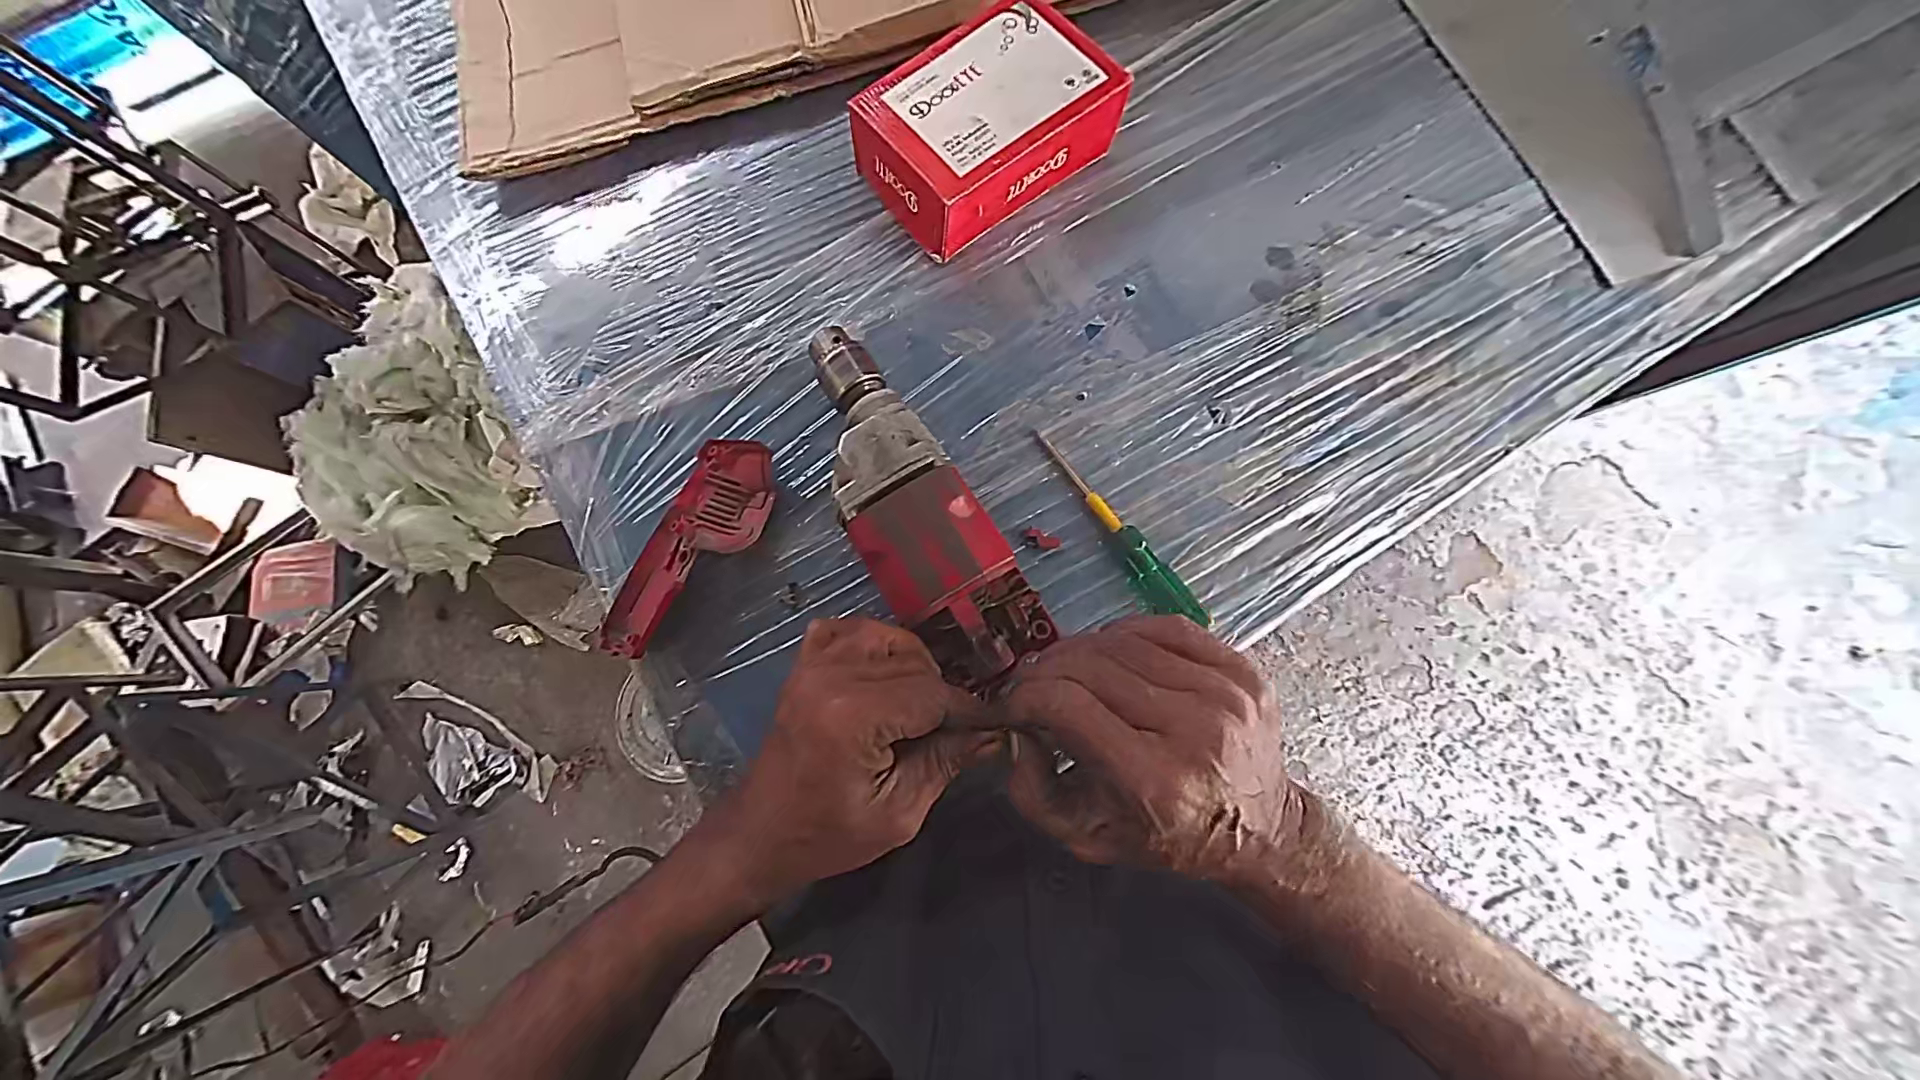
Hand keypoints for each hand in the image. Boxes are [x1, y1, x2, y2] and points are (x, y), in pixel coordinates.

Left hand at [697, 617, 991, 907]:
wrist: (760, 834)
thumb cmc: (827, 836)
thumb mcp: (898, 814)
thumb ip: (945, 762)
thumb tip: (991, 731)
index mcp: (851, 716)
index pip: (932, 694)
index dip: (966, 711)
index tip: (988, 726)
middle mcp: (830, 675)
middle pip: (914, 663)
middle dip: (941, 694)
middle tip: (946, 732)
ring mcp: (813, 664)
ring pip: (889, 637)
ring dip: (912, 665)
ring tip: (915, 706)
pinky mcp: (803, 664)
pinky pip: (849, 630)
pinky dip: (874, 644)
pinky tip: (881, 673)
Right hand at [1003, 615, 1305, 887]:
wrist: (1262, 830)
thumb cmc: (1170, 838)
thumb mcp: (1086, 838)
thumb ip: (1032, 789)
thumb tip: (1018, 728)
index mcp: (1153, 781)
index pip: (1067, 705)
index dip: (1025, 696)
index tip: (1013, 703)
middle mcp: (1193, 730)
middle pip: (1090, 666)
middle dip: (1045, 669)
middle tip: (1030, 682)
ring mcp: (1223, 694)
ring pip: (1123, 641)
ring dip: (1079, 649)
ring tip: (1066, 667)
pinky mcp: (1241, 671)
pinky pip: (1164, 627)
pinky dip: (1125, 633)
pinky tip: (1111, 651)